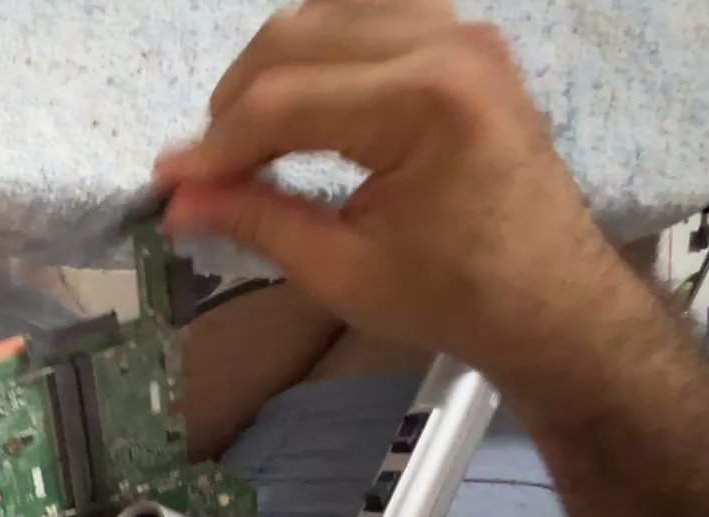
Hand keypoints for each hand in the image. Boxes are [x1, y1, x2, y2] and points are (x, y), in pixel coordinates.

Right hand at [153, 0, 638, 383]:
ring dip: (266, 75)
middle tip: (206, 176)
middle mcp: (443, 42)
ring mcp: (456, 30)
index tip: (165, 189)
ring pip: (321, 13)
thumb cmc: (445, 296)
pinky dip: (312, 54)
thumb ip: (255, 222)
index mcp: (422, 104)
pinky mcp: (455, 40)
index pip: (279, 101)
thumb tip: (176, 204)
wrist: (543, 295)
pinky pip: (361, 14)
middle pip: (292, 37)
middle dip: (229, 109)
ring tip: (245, 144)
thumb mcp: (337, 271)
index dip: (210, 149)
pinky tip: (296, 105)